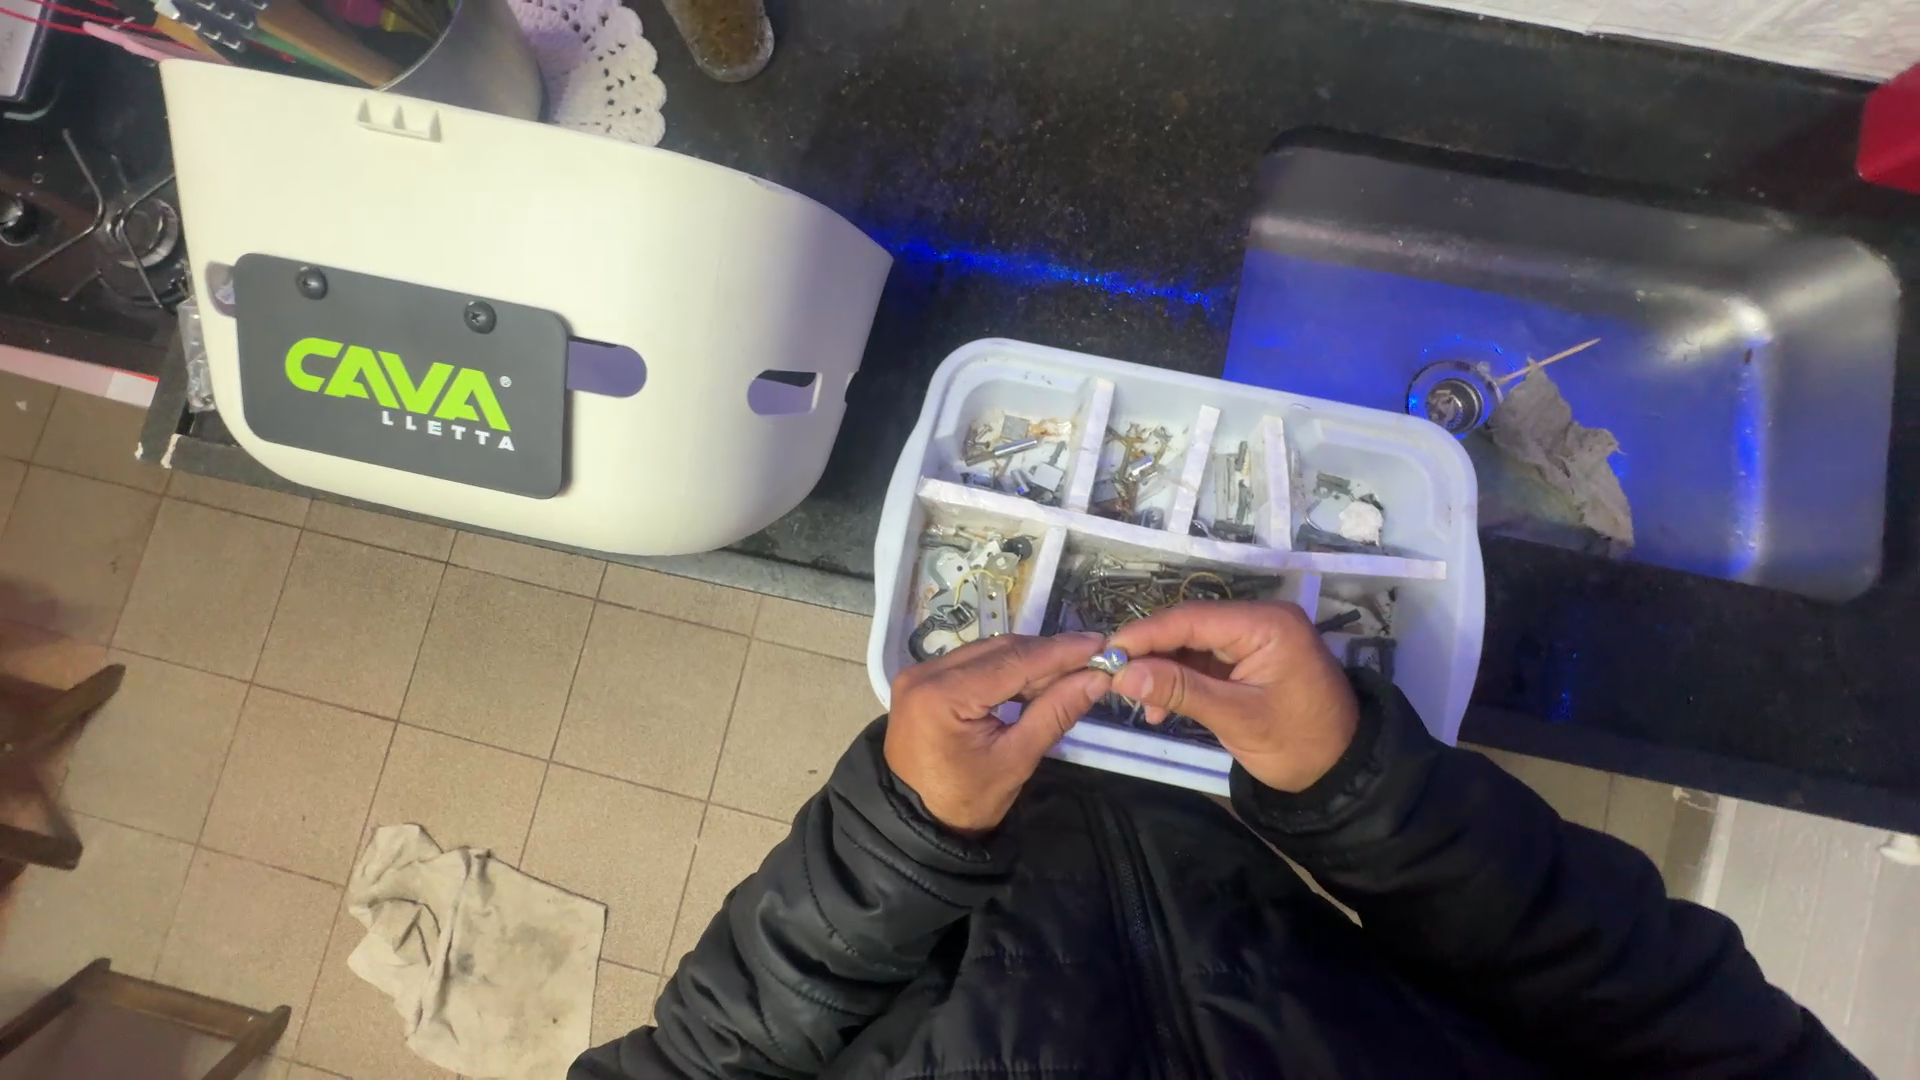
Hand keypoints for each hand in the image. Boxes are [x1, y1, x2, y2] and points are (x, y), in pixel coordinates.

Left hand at [885, 633, 1111, 833]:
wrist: (914, 822)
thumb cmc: (966, 800)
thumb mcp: (1016, 759)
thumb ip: (1055, 712)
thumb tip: (1096, 678)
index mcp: (943, 694)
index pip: (1013, 660)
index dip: (1060, 651)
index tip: (1099, 645)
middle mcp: (926, 673)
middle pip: (999, 649)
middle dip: (1047, 653)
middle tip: (1092, 657)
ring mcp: (919, 673)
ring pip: (987, 651)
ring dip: (1029, 658)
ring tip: (1070, 668)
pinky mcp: (921, 679)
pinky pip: (972, 662)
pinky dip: (1005, 667)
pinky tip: (1034, 678)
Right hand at [1106, 601, 1358, 792]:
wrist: (1343, 774)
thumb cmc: (1298, 745)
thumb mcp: (1236, 718)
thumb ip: (1179, 690)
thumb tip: (1121, 675)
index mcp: (1265, 624)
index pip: (1191, 619)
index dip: (1144, 635)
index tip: (1105, 653)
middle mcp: (1257, 619)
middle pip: (1186, 627)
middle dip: (1148, 652)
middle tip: (1111, 676)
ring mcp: (1250, 638)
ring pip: (1188, 643)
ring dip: (1160, 670)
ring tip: (1134, 699)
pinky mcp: (1244, 657)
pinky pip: (1200, 659)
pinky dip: (1177, 680)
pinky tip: (1158, 706)